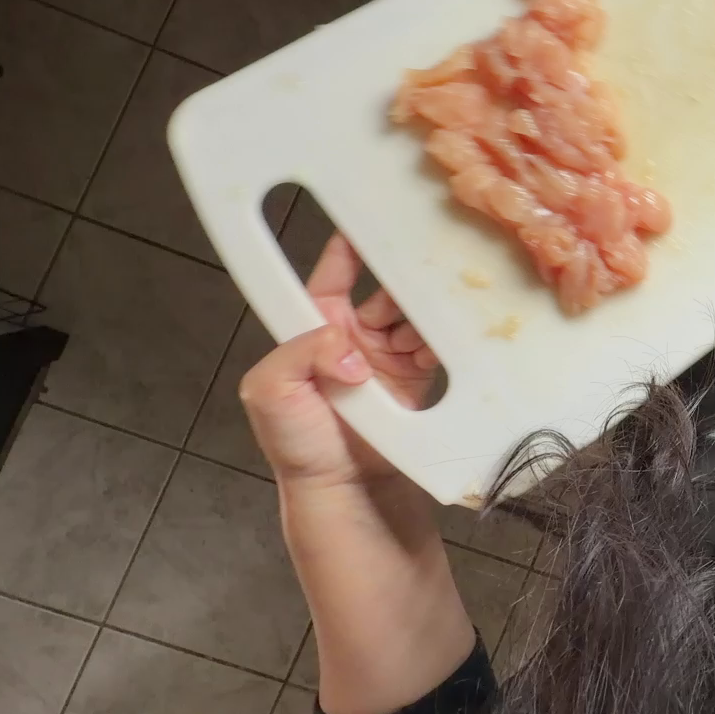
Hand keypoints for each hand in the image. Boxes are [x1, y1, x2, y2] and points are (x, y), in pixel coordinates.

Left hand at [239, 233, 437, 489]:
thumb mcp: (269, 393)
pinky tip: (444, 342)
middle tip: (424, 277)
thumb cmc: (300, 444)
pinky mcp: (419, 373)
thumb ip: (296, 353)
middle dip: (404, 284)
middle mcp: (353, 337)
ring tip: (433, 318)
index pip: (332, 278)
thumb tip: (346, 341)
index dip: (348, 251)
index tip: (370, 222)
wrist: (348, 491)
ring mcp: (389, 355)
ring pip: (415, 314)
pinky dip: (444, 340)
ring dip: (427, 314)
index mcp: (315, 331)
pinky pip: (437, 343)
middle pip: (386, 292)